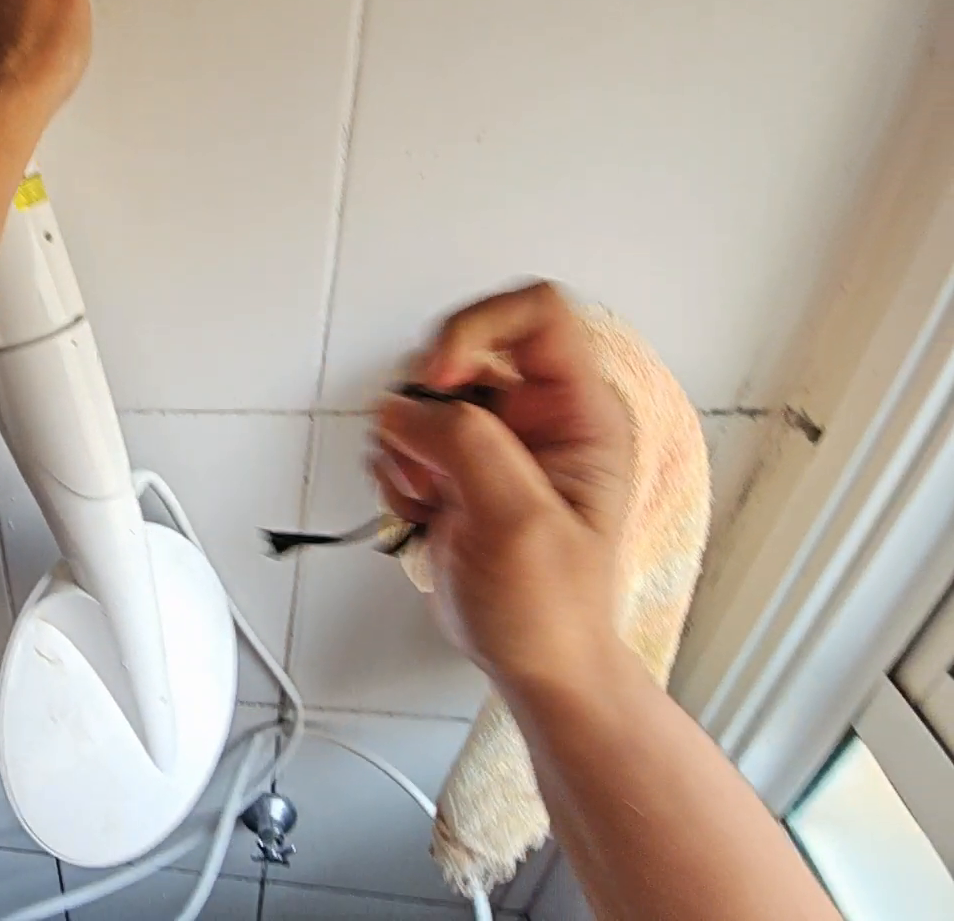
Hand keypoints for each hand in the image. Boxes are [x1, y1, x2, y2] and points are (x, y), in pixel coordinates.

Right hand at [372, 282, 634, 696]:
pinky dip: (393, 472)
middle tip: (431, 461)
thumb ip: (466, 446)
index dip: (473, 331)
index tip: (436, 381)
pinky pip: (397, 438)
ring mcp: (486, 442)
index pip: (532, 313)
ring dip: (403, 447)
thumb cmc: (549, 605)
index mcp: (577, 413)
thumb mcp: (520, 521)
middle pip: (455, 352)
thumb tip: (402, 409)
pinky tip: (421, 510)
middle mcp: (531, 416)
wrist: (527, 657)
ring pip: (415, 399)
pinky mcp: (448, 467)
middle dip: (424, 406)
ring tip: (431, 496)